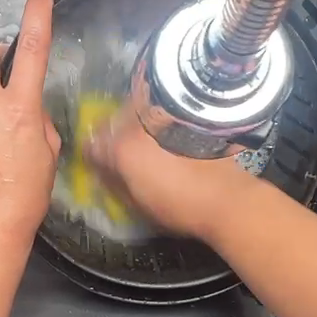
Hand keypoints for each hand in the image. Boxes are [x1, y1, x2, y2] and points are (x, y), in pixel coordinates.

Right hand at [83, 113, 260, 241]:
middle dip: (107, 131)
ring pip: (136, 109)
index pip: (93, 144)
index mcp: (122, 150)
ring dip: (129, 117)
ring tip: (135, 133)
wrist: (226, 199)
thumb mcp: (137, 204)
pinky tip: (161, 131)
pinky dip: (154, 116)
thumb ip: (114, 184)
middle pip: (112, 120)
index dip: (90, 152)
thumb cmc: (179, 208)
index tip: (92, 158)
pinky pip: (160, 110)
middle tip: (111, 144)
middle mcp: (139, 126)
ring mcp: (164, 118)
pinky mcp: (186, 117)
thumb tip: (100, 172)